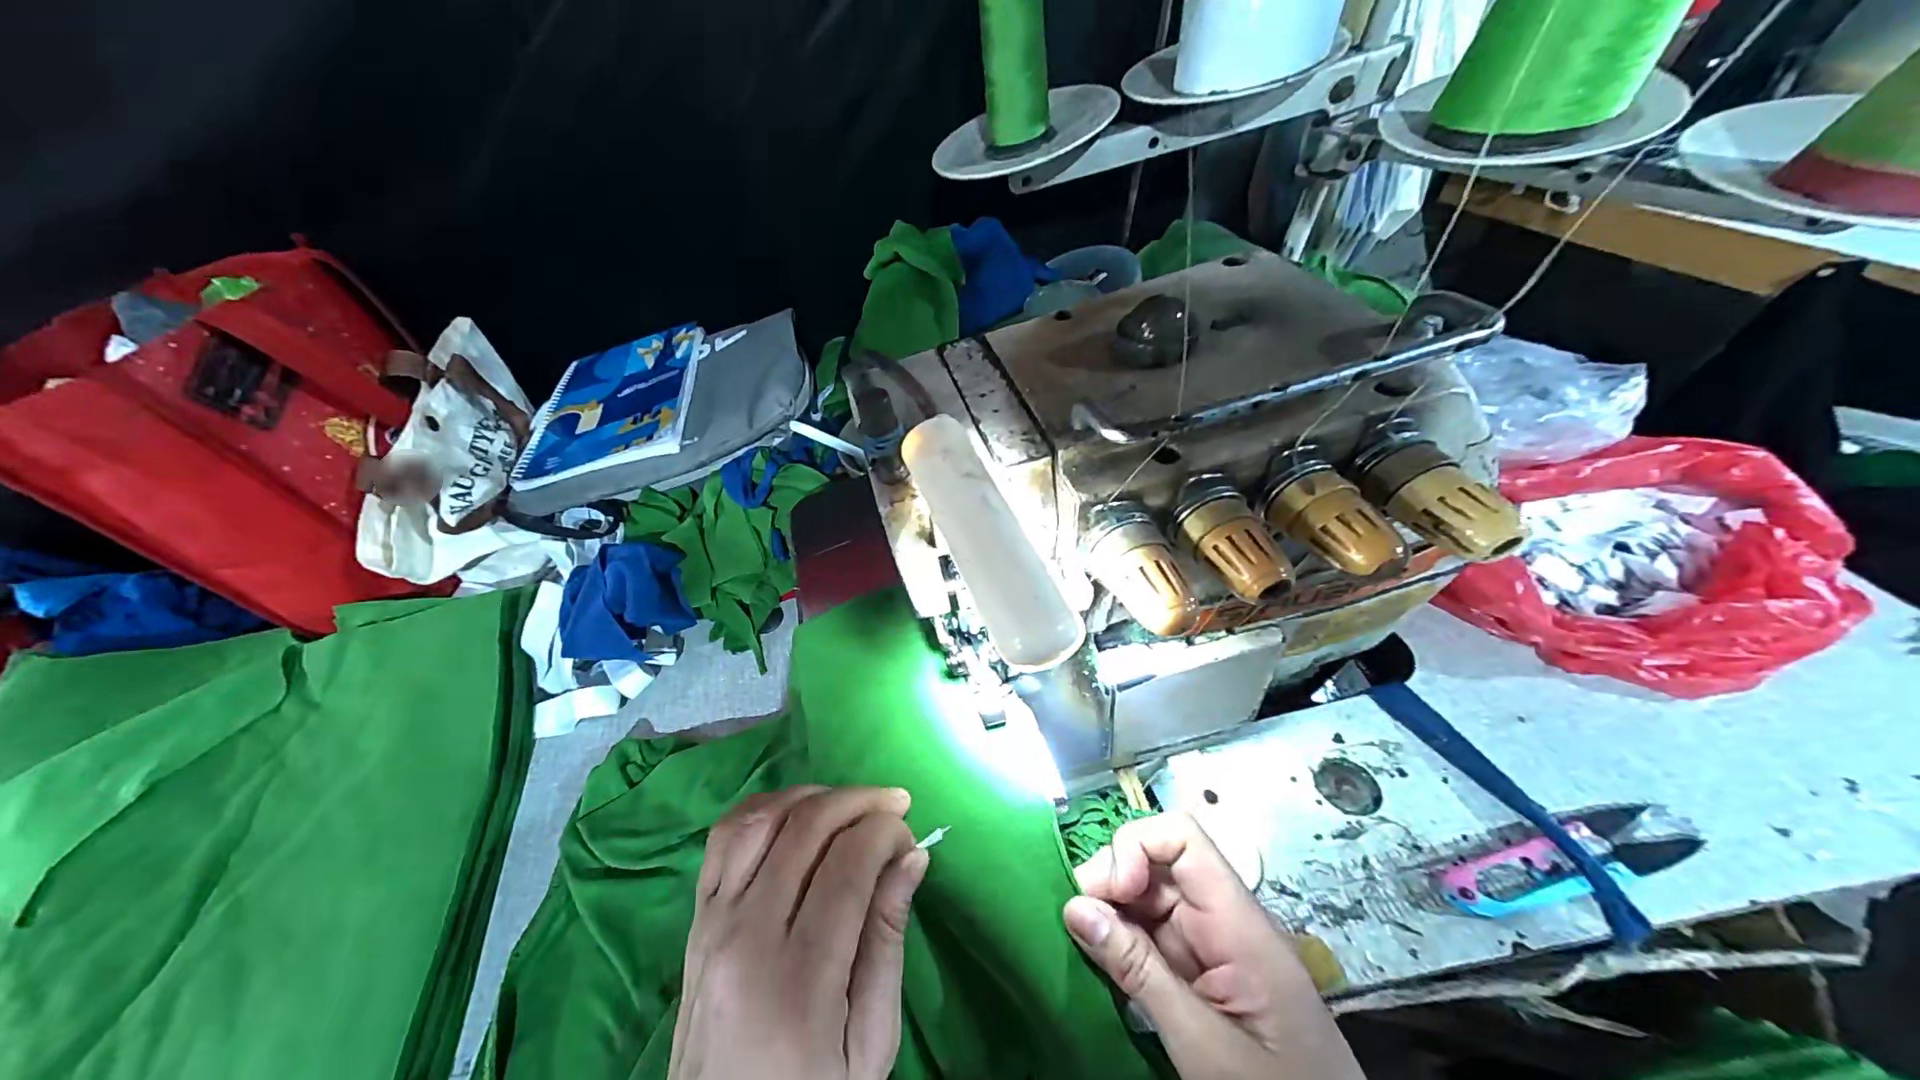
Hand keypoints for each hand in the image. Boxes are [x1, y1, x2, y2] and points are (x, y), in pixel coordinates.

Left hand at [670, 786, 927, 1079]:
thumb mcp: (869, 1043)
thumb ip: (886, 941)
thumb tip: (912, 856)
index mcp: (797, 981)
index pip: (847, 866)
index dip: (885, 833)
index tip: (909, 837)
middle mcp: (745, 937)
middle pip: (805, 830)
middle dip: (859, 802)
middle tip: (895, 805)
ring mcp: (712, 923)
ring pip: (759, 819)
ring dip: (812, 796)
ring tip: (851, 803)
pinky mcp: (696, 918)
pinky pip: (724, 838)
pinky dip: (765, 809)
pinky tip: (798, 814)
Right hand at [1063, 812, 1362, 1079]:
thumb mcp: (1201, 1041)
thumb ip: (1138, 971)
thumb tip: (1074, 907)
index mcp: (1238, 923)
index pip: (1183, 840)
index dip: (1137, 849)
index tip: (1109, 894)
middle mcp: (1224, 921)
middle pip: (1158, 866)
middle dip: (1111, 883)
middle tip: (1076, 924)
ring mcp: (1212, 947)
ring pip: (1149, 900)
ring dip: (1110, 913)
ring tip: (1081, 945)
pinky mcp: (1201, 973)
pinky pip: (1152, 936)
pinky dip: (1121, 942)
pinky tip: (1099, 961)